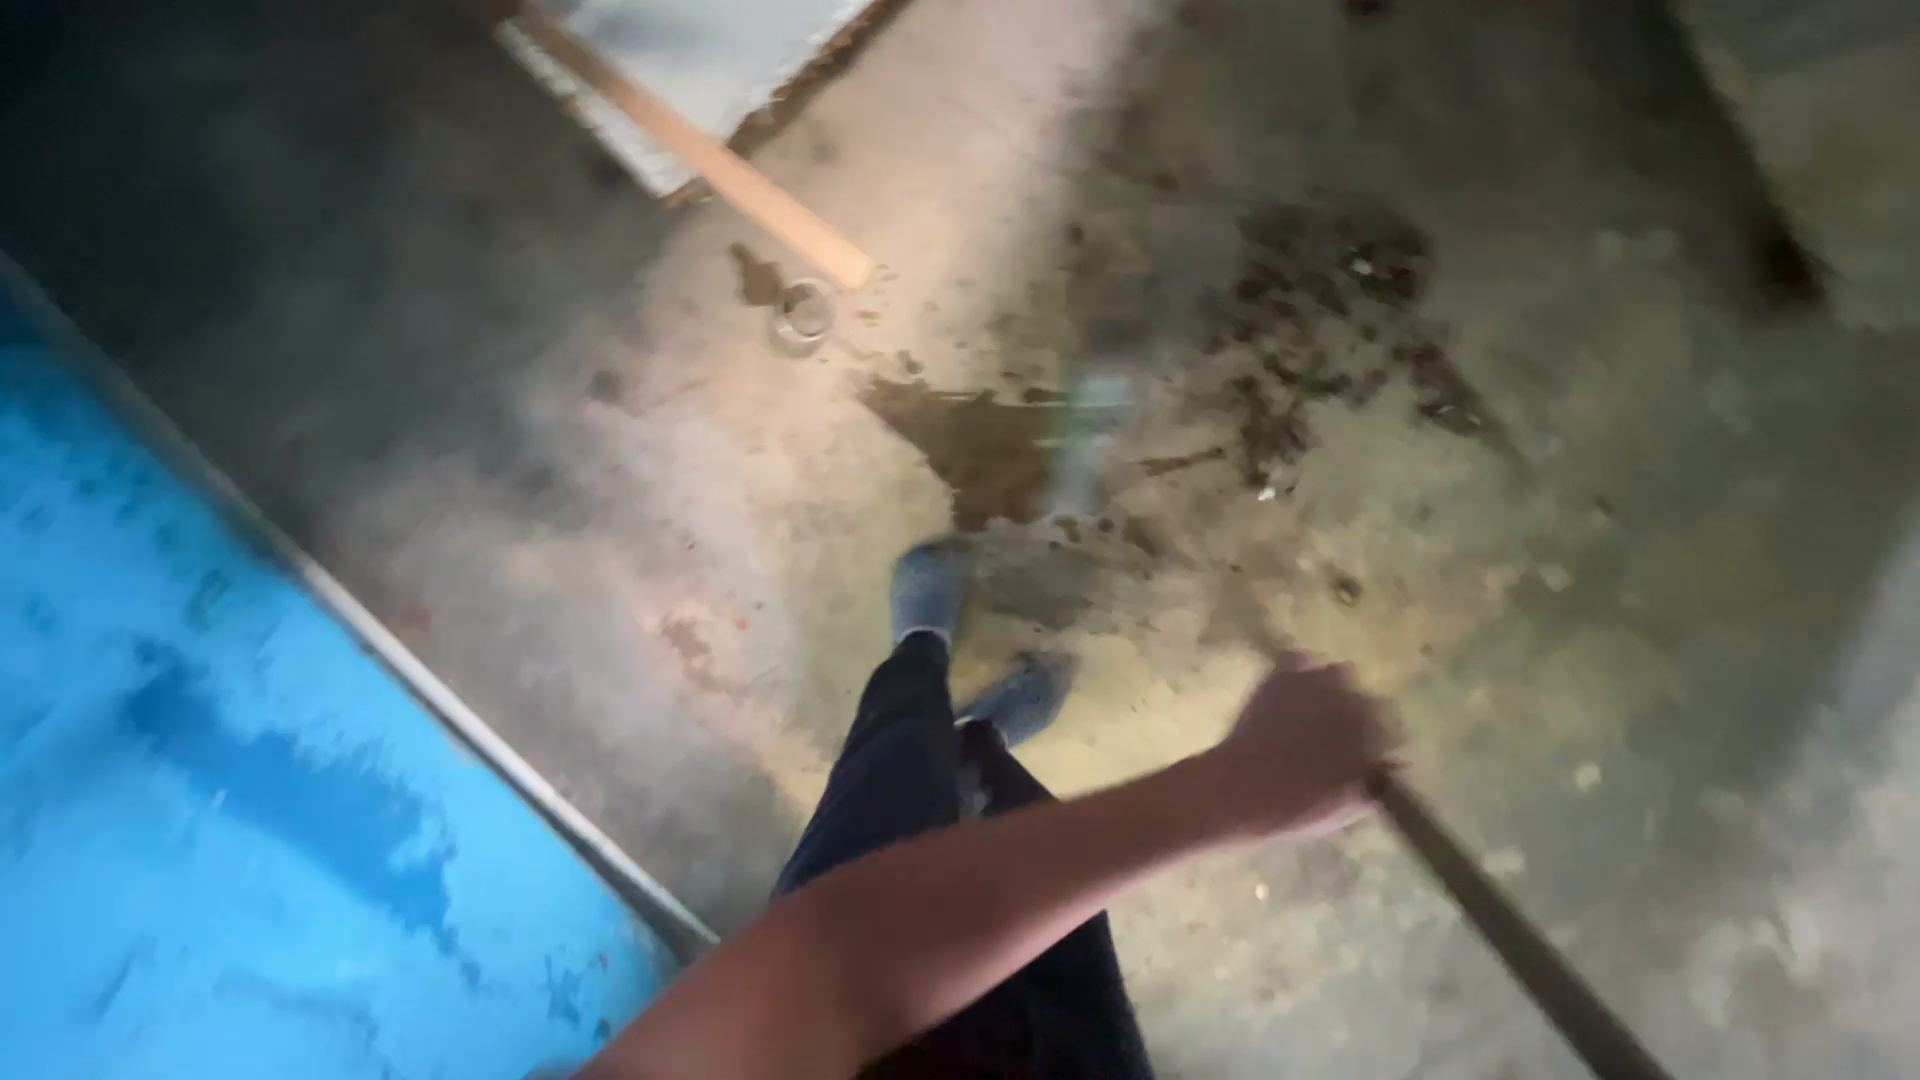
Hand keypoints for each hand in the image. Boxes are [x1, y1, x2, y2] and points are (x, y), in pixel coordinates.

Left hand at [1202, 655, 1393, 837]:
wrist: (1244, 787)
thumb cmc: (1299, 806)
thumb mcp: (1352, 804)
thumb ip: (1376, 779)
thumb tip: (1388, 763)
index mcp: (1380, 736)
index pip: (1393, 730)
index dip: (1377, 742)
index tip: (1362, 753)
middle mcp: (1357, 702)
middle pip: (1367, 700)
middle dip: (1354, 715)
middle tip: (1330, 733)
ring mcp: (1319, 683)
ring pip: (1337, 674)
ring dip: (1329, 689)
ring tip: (1309, 710)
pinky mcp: (1283, 674)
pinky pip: (1298, 659)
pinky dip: (1296, 671)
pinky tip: (1286, 690)